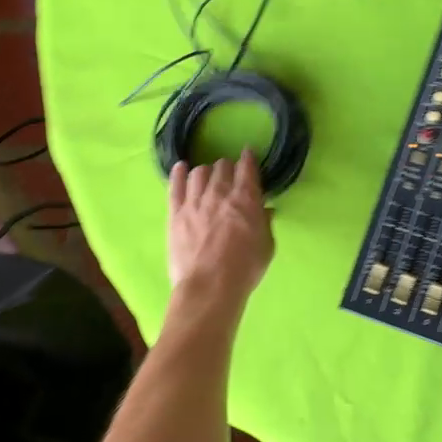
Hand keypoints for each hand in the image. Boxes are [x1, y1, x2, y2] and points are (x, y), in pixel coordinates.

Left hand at [166, 150, 274, 313]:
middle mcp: (220, 193)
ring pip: (199, 172)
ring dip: (206, 171)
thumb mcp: (267, 246)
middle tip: (230, 176)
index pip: (247, 167)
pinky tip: (181, 168)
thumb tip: (263, 210)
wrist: (210, 287)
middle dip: (228, 168)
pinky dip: (179, 173)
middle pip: (222, 166)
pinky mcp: (175, 213)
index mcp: (246, 198)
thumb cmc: (245, 268)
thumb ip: (264, 223)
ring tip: (208, 178)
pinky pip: (175, 185)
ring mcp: (195, 201)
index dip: (248, 158)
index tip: (248, 155)